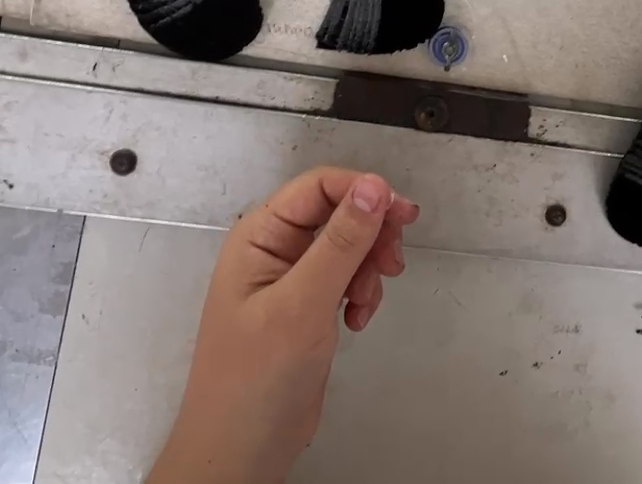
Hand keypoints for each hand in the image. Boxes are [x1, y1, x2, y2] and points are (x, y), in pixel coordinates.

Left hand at [152, 168, 419, 483]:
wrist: (239, 454)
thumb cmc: (258, 376)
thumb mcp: (303, 304)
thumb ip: (341, 242)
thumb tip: (375, 185)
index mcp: (260, 234)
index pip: (320, 186)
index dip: (363, 191)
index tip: (402, 215)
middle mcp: (275, 247)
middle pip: (339, 212)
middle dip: (371, 235)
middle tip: (394, 263)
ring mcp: (292, 277)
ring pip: (349, 245)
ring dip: (369, 268)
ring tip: (367, 302)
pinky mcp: (308, 305)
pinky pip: (347, 277)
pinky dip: (362, 292)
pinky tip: (358, 320)